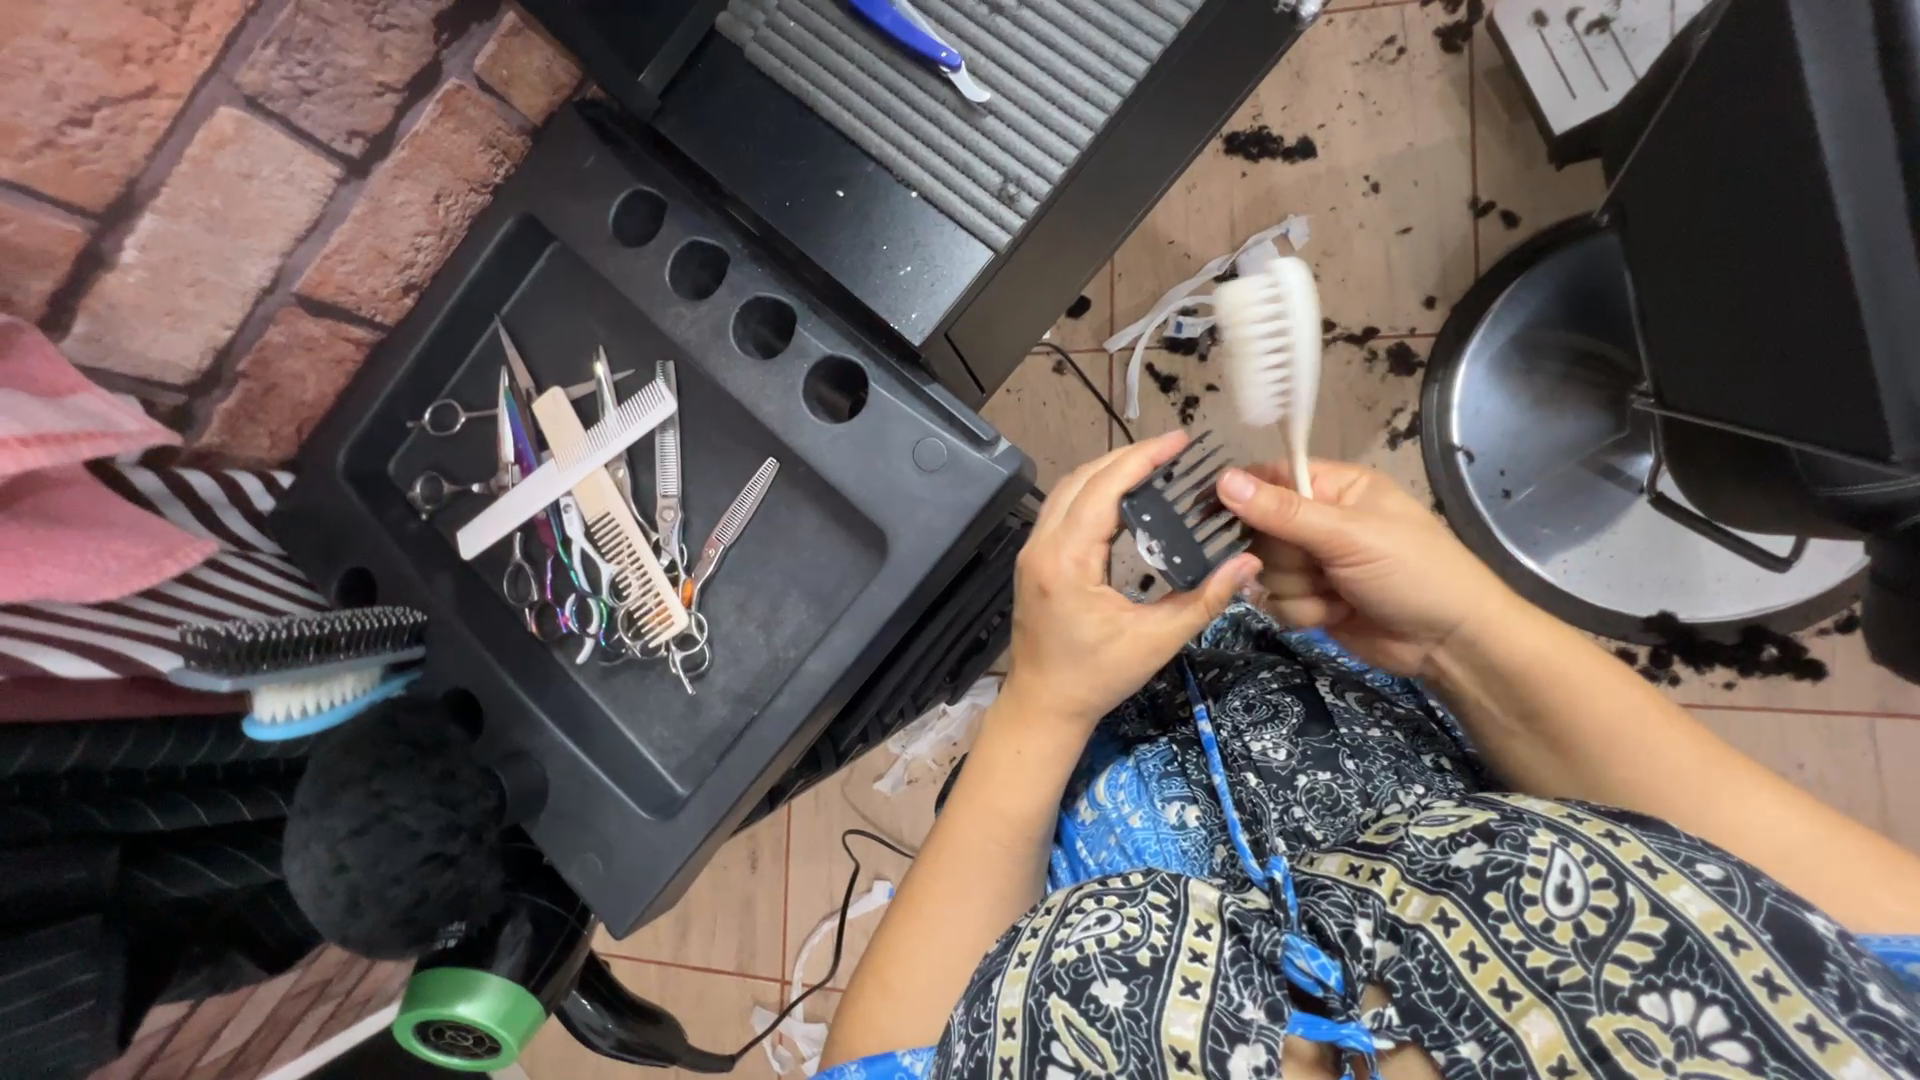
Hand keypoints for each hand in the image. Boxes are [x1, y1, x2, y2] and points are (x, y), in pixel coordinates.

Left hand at [1002, 432, 1261, 726]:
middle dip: (1126, 458)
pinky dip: (1091, 494)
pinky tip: (1122, 497)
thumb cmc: (1095, 678)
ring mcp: (1032, 552)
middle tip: (1172, 450)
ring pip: (1066, 491)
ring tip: (1152, 466)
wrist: (1044, 704)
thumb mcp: (1155, 641)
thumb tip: (1248, 563)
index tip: (1178, 440)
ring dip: (1106, 472)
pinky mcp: (1034, 561)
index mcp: (1066, 560)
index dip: (1141, 459)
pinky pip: (1061, 510)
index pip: (1103, 489)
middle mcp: (1042, 547)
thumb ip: (1203, 599)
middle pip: (1081, 480)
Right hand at [1214, 460, 1516, 676]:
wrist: (1449, 644)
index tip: (1220, 514)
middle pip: (1259, 531)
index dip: (1245, 495)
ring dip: (1296, 589)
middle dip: (1283, 557)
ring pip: (1263, 571)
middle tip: (1316, 564)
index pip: (1270, 477)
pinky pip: (1274, 602)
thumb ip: (1282, 511)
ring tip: (1335, 594)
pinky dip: (1301, 612)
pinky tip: (1333, 614)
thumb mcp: (1348, 535)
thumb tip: (1222, 480)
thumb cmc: (1412, 572)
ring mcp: (1312, 563)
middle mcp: (1319, 521)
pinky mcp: (1308, 599)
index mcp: (1336, 487)